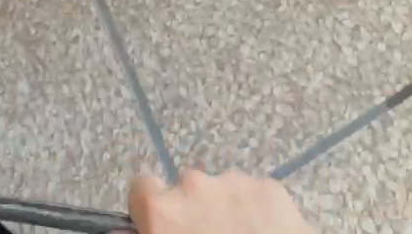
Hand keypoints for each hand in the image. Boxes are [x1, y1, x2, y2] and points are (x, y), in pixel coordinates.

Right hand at [128, 172, 313, 233]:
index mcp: (163, 210)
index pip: (140, 188)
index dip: (149, 212)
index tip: (161, 232)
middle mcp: (194, 185)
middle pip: (184, 192)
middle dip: (192, 216)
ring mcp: (235, 182)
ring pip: (220, 193)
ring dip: (224, 214)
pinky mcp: (271, 187)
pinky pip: (253, 195)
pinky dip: (256, 215)